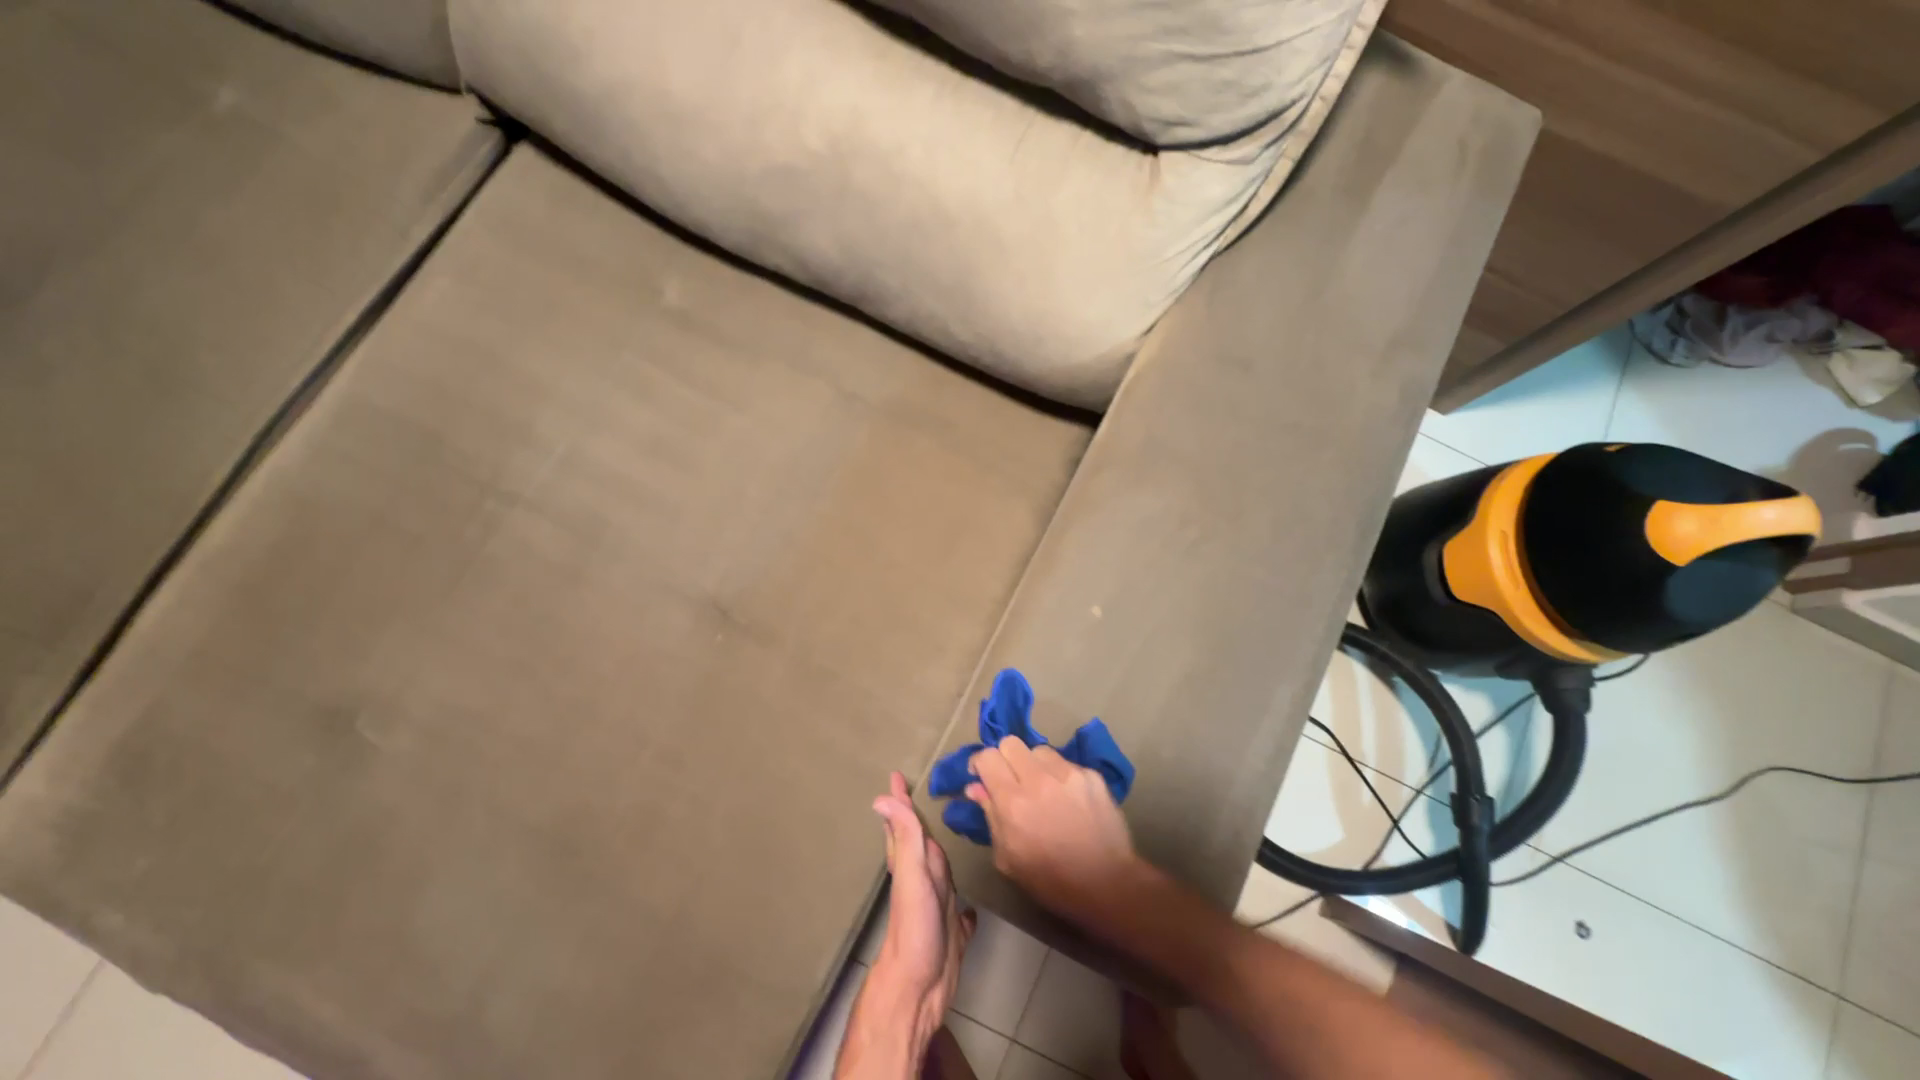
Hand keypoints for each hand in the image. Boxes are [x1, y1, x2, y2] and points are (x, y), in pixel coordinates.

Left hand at [866, 772, 974, 1046]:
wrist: (918, 990)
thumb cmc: (914, 931)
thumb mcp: (911, 878)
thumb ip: (904, 838)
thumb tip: (881, 799)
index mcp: (913, 866)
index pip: (906, 825)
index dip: (901, 802)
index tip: (896, 777)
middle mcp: (923, 883)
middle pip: (922, 844)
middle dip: (920, 821)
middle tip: (920, 798)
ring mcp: (938, 908)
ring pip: (939, 874)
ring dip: (939, 855)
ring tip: (944, 839)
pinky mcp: (952, 933)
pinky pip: (960, 914)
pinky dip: (964, 905)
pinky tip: (971, 908)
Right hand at [966, 738, 1139, 920]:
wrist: (1105, 883)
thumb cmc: (1049, 879)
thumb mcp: (1007, 857)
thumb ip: (990, 815)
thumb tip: (975, 787)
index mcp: (1012, 802)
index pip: (987, 757)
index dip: (980, 764)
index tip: (982, 777)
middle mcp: (1039, 779)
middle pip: (1011, 743)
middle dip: (1005, 759)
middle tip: (1010, 780)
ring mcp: (1069, 774)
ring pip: (1039, 750)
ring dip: (1033, 765)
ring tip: (1041, 788)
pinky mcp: (1092, 776)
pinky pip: (1066, 763)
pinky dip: (1059, 775)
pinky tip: (1066, 798)